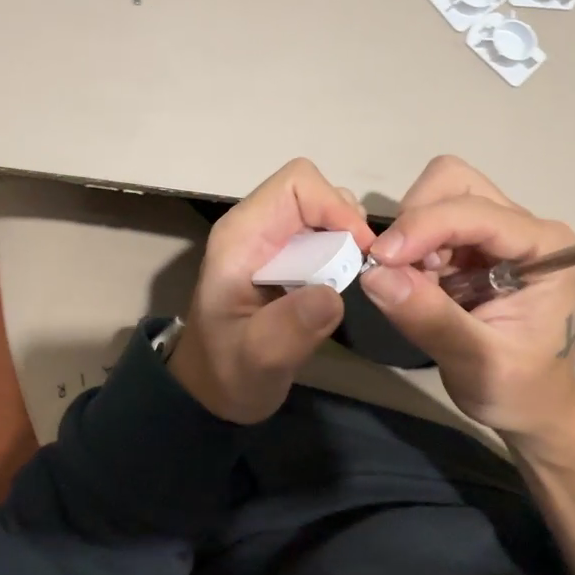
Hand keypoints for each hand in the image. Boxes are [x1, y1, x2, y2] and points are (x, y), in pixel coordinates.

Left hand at [167, 159, 373, 423]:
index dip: (334, 206)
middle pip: (314, 192)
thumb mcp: (256, 360)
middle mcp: (257, 227)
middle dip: (347, 222)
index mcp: (242, 236)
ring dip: (348, 237)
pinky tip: (347, 283)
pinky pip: (324, 235)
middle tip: (362, 268)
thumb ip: (288, 329)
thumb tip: (332, 296)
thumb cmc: (226, 373)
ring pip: (323, 210)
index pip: (295, 184)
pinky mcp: (288, 258)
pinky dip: (345, 251)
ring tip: (355, 277)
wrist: (212, 390)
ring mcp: (273, 241)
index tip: (361, 250)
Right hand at [357, 156, 574, 439]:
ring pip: (434, 194)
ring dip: (410, 234)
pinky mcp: (469, 242)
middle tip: (403, 269)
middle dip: (416, 219)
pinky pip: (425, 221)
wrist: (532, 409)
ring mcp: (493, 230)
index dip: (424, 226)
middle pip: (452, 182)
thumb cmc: (519, 390)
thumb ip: (432, 319)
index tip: (380, 260)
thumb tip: (374, 275)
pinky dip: (409, 247)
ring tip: (417, 284)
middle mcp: (520, 225)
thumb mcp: (478, 363)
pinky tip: (421, 286)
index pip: (474, 210)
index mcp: (543, 246)